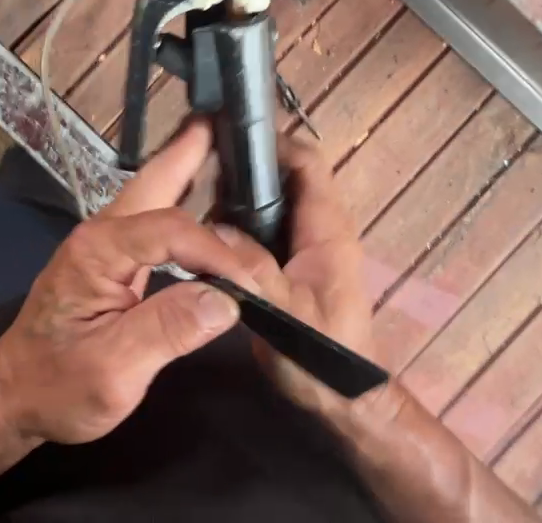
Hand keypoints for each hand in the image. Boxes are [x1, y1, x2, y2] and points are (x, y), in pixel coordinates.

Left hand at [0, 120, 258, 444]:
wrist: (14, 393)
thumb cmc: (57, 385)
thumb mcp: (112, 370)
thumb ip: (167, 330)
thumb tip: (228, 299)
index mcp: (99, 250)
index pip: (170, 229)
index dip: (215, 250)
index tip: (251, 281)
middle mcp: (102, 233)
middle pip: (154, 181)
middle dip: (190, 150)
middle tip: (227, 121)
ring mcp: (105, 242)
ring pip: (152, 192)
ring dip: (186, 167)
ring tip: (222, 145)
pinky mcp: (111, 258)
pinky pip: (153, 218)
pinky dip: (181, 197)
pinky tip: (203, 198)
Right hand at [214, 135, 377, 419]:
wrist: (345, 402)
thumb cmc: (323, 357)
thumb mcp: (283, 313)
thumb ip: (250, 269)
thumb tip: (210, 230)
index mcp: (326, 229)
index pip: (308, 162)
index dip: (273, 143)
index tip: (228, 140)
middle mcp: (321, 227)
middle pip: (287, 174)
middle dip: (247, 165)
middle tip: (199, 168)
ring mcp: (310, 244)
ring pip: (275, 198)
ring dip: (241, 193)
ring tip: (196, 195)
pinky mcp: (297, 261)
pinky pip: (269, 223)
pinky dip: (242, 218)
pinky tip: (209, 229)